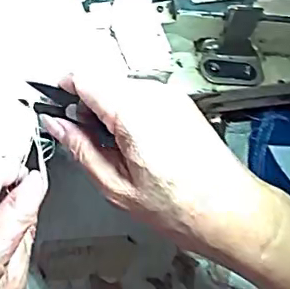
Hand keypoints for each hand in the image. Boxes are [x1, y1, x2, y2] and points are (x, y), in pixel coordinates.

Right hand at [41, 72, 289, 265]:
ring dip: (106, 108)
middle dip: (84, 103)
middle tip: (84, 137)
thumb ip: (80, 149)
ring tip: (116, 148)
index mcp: (133, 113)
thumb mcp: (117, 188)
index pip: (82, 75)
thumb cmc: (185, 208)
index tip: (53, 104)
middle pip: (99, 79)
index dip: (61, 88)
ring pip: (117, 86)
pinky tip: (135, 144)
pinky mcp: (177, 101)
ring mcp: (167, 95)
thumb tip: (57, 125)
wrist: (235, 213)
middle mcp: (152, 95)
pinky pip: (138, 94)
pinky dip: (126, 111)